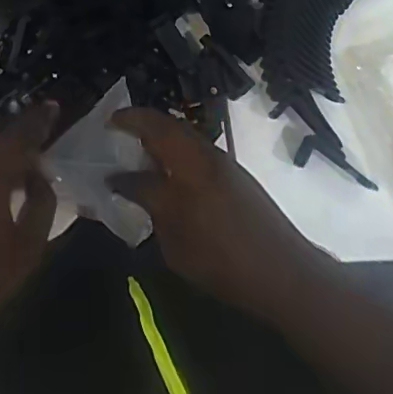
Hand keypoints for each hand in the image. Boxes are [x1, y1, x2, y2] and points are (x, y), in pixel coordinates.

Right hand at [108, 108, 392, 393]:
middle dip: (138, 118)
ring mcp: (221, 161)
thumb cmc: (224, 264)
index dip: (123, 133)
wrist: (287, 274)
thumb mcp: (175, 244)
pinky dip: (174, 145)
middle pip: (165, 123)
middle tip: (118, 126)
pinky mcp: (233, 172)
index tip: (104, 128)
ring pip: (181, 131)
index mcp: (186, 169)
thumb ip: (148, 205)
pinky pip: (195, 145)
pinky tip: (167, 166)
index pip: (146, 139)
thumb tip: (124, 182)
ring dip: (157, 130)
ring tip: (138, 145)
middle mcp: (203, 155)